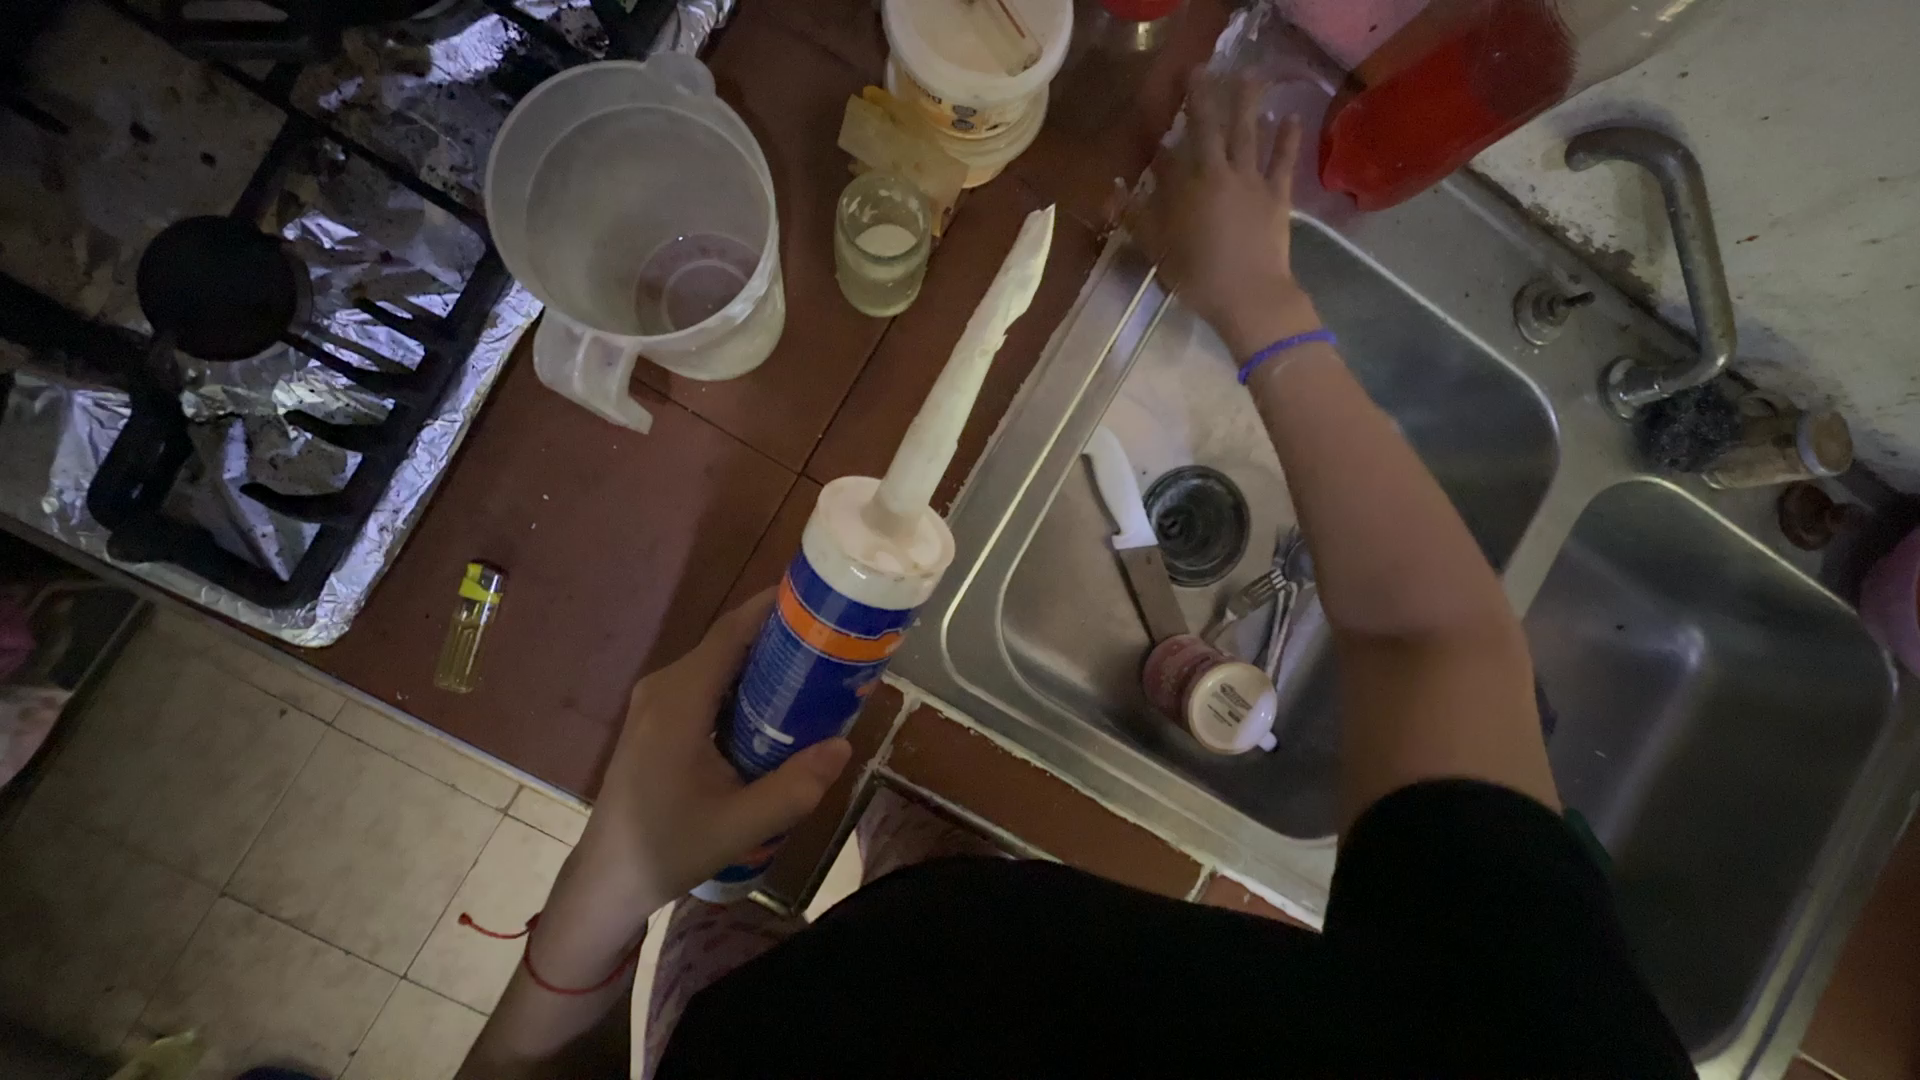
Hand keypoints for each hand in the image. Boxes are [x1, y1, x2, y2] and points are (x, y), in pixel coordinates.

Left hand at [570, 591, 852, 912]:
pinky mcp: (658, 716)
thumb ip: (794, 787)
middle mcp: (664, 688)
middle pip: (728, 642)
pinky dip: (745, 680)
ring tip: (818, 666)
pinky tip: (778, 702)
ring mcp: (656, 700)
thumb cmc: (667, 848)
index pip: (730, 633)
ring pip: (719, 661)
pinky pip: (708, 681)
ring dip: (765, 659)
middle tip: (834, 641)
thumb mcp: (739, 825)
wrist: (607, 880)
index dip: (772, 607)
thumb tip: (844, 746)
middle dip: (780, 635)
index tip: (818, 597)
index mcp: (678, 702)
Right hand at [1145, 71, 1320, 359]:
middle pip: (1210, 127)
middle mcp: (1219, 172)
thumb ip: (1136, 218)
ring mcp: (1252, 180)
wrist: (1249, 295)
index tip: (1157, 125)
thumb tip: (1112, 193)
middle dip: (1202, 98)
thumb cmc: (1197, 277)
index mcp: (1187, 186)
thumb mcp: (1158, 250)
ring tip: (1245, 78)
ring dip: (1246, 103)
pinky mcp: (1277, 194)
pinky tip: (1288, 117)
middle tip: (1198, 73)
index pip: (1171, 154)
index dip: (1162, 138)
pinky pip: (1282, 159)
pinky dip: (1286, 137)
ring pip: (1248, 132)